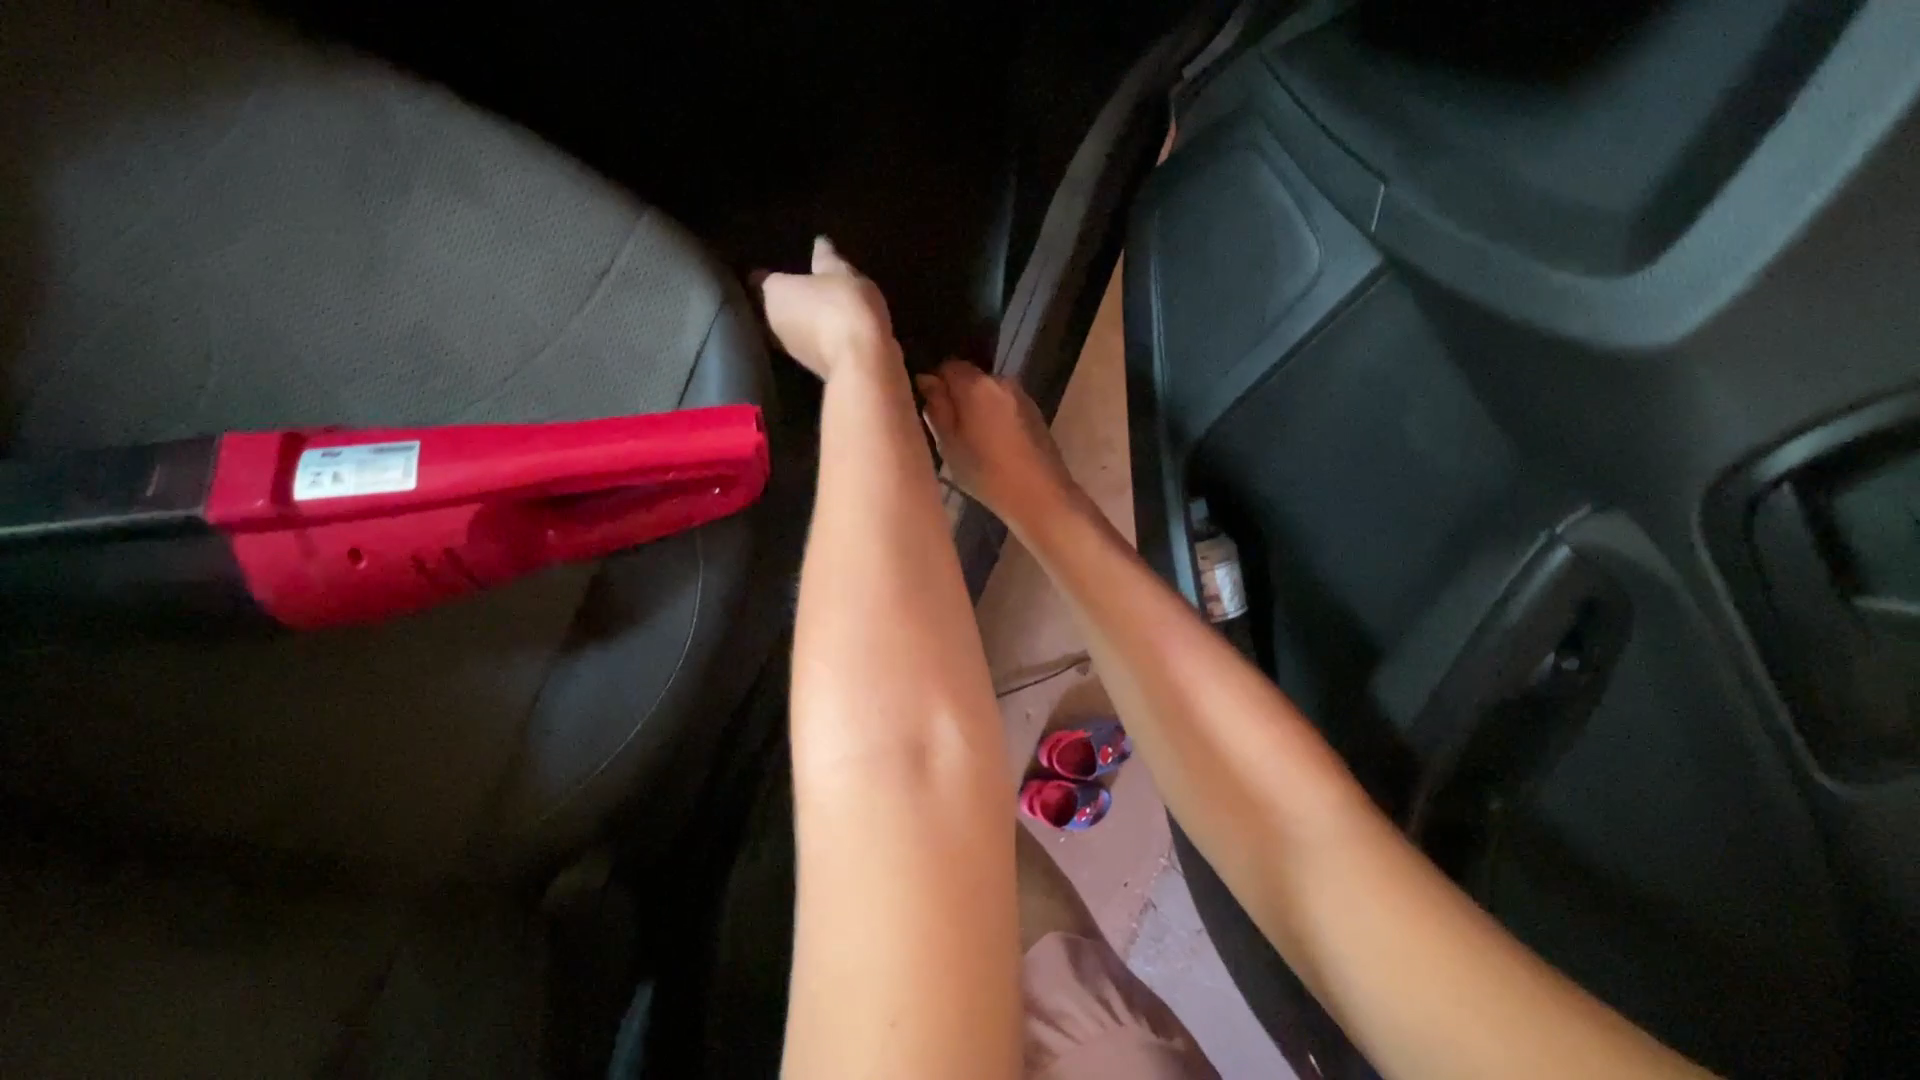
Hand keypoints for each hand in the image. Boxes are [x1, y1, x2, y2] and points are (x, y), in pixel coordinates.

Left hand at [755, 236, 897, 379]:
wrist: (861, 362)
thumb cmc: (844, 306)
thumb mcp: (841, 272)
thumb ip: (827, 258)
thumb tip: (819, 243)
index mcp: (773, 293)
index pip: (760, 280)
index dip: (769, 275)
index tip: (780, 271)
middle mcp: (773, 322)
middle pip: (774, 307)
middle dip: (787, 300)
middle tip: (806, 289)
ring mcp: (791, 349)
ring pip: (792, 328)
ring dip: (803, 322)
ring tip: (823, 310)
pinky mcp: (811, 367)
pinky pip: (812, 344)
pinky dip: (819, 338)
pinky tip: (835, 331)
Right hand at [916, 359, 1081, 529]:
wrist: (1040, 494)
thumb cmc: (986, 472)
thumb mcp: (949, 444)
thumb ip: (936, 408)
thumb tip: (927, 381)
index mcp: (976, 384)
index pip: (947, 366)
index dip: (935, 383)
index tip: (930, 409)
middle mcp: (1001, 381)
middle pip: (970, 379)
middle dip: (957, 397)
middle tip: (948, 431)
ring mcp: (1021, 395)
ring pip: (988, 394)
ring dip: (977, 409)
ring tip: (972, 441)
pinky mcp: (1034, 412)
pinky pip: (1005, 406)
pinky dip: (995, 418)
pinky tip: (994, 445)